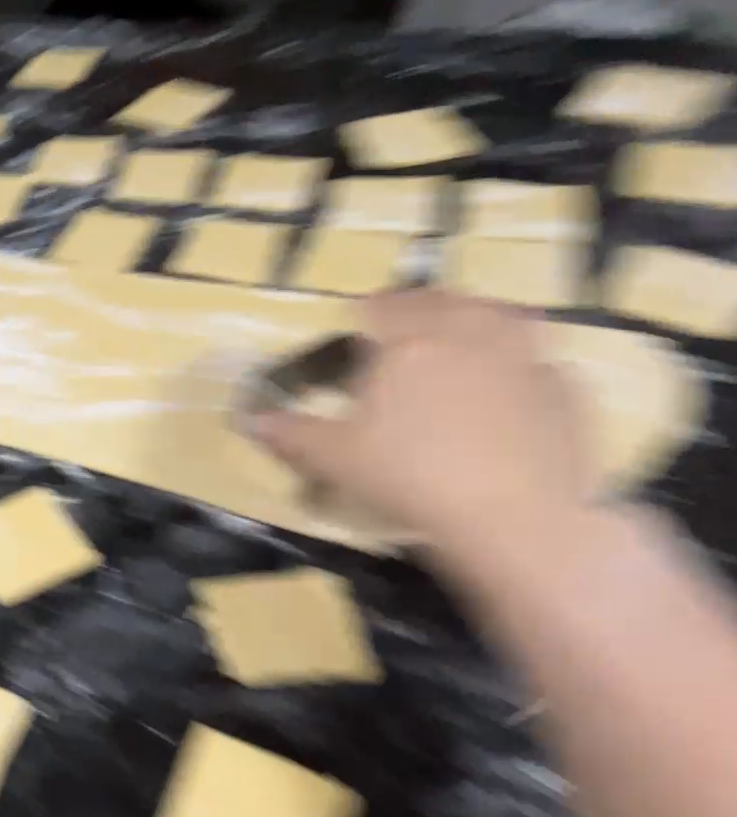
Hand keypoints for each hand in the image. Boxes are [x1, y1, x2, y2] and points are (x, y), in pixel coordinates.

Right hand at [243, 290, 592, 554]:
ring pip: (503, 317)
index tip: (355, 316)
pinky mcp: (565, 389)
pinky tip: (508, 380)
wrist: (512, 514)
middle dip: (422, 304)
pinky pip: (539, 358)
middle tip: (406, 316)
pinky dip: (518, 358)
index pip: (383, 308)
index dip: (366, 309)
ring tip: (464, 330)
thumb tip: (252, 420)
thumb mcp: (333, 459)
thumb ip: (291, 434)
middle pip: (446, 302)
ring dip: (479, 315)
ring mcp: (525, 359)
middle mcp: (469, 338)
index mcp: (409, 346)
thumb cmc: (407, 476)